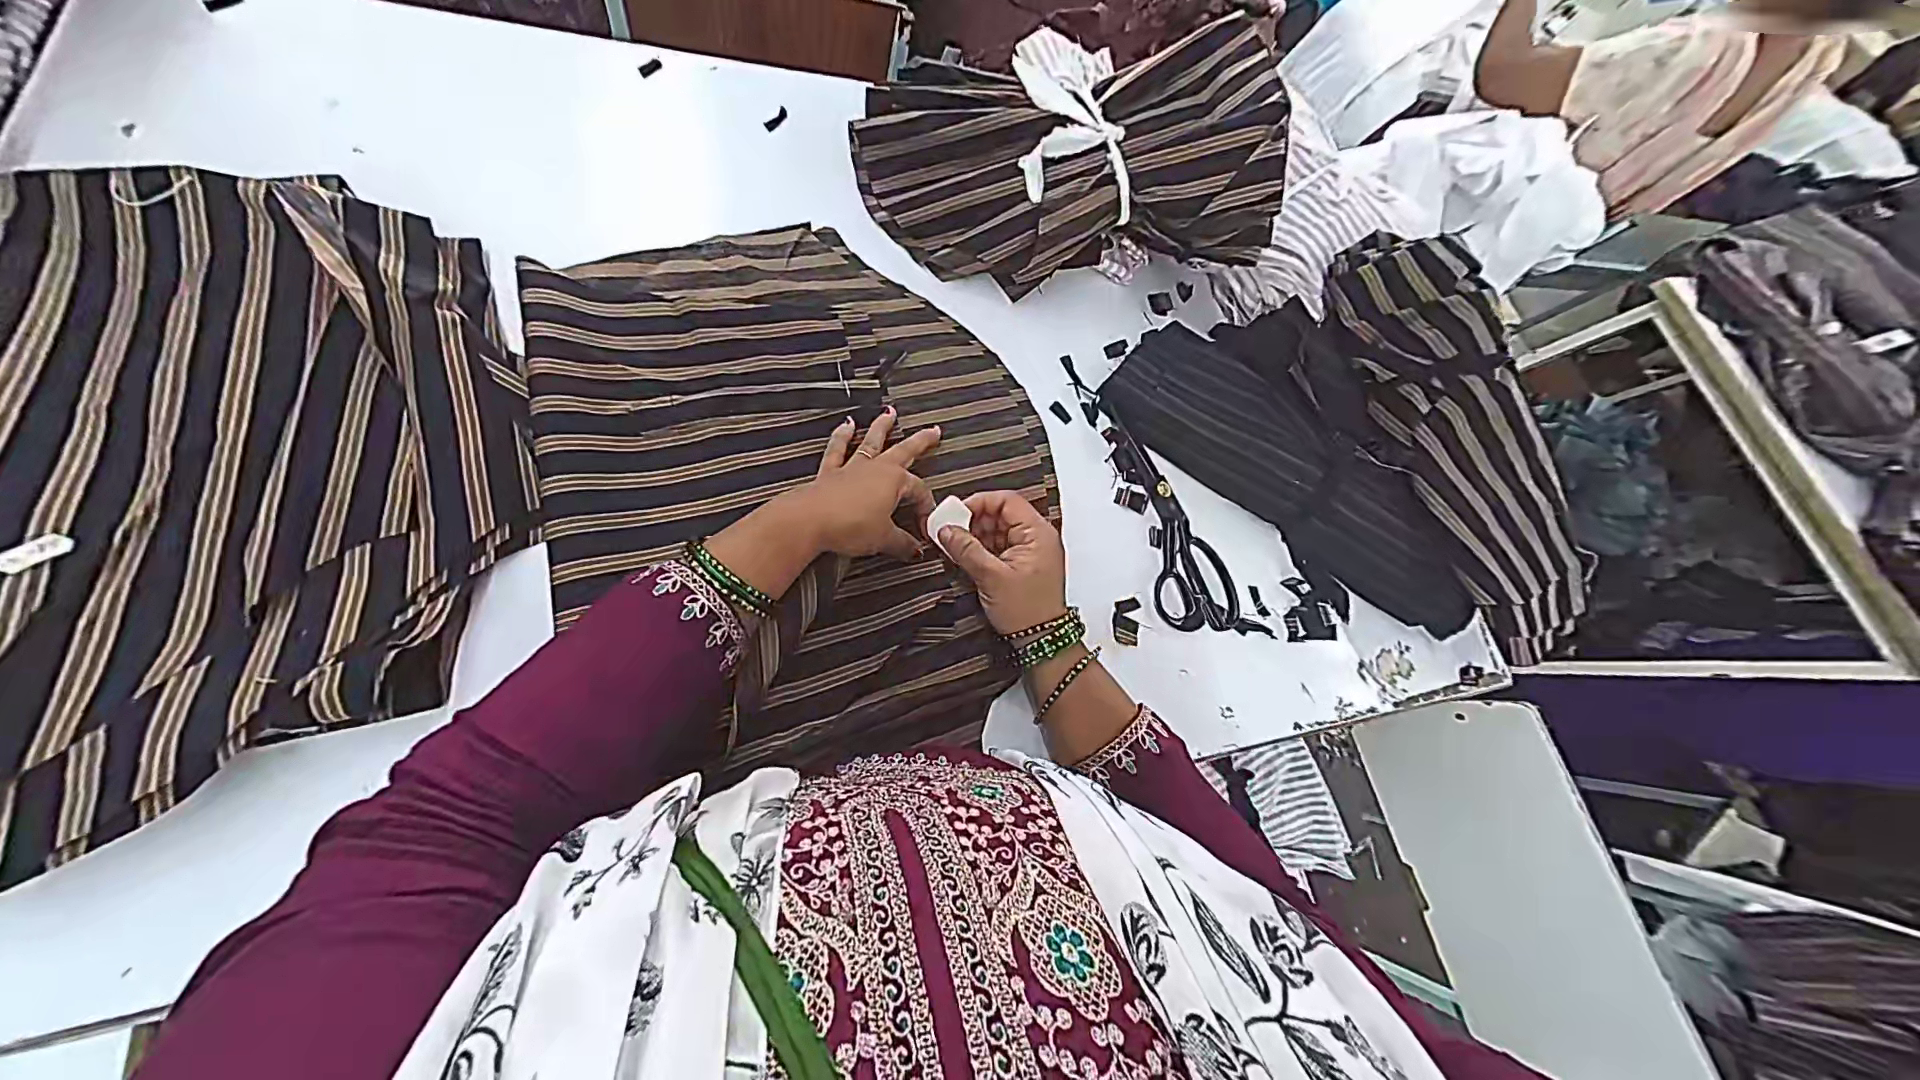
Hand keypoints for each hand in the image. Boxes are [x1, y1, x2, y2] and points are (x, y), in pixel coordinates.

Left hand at [779, 406, 939, 559]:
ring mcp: (852, 468)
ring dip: (883, 427)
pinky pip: (838, 449)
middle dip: (921, 441)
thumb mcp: (884, 539)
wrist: (809, 521)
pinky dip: (842, 436)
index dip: (925, 508)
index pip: (919, 491)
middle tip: (933, 432)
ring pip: (872, 441)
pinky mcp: (830, 474)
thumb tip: (913, 548)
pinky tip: (846, 426)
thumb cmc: (847, 525)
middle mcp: (875, 468)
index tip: (924, 527)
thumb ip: (902, 543)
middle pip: (904, 450)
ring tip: (890, 414)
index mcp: (894, 480)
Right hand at [937, 490, 1067, 635]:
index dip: (979, 503)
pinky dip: (981, 549)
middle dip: (974, 521)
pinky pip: (998, 546)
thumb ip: (966, 549)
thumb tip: (947, 530)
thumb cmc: (1029, 612)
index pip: (1007, 501)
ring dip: (976, 536)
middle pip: (1001, 514)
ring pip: (997, 530)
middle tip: (952, 531)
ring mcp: (1030, 551)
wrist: (1041, 640)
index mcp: (1038, 533)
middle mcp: (1037, 538)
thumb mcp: (991, 577)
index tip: (957, 513)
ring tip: (956, 547)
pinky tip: (967, 558)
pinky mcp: (1021, 564)